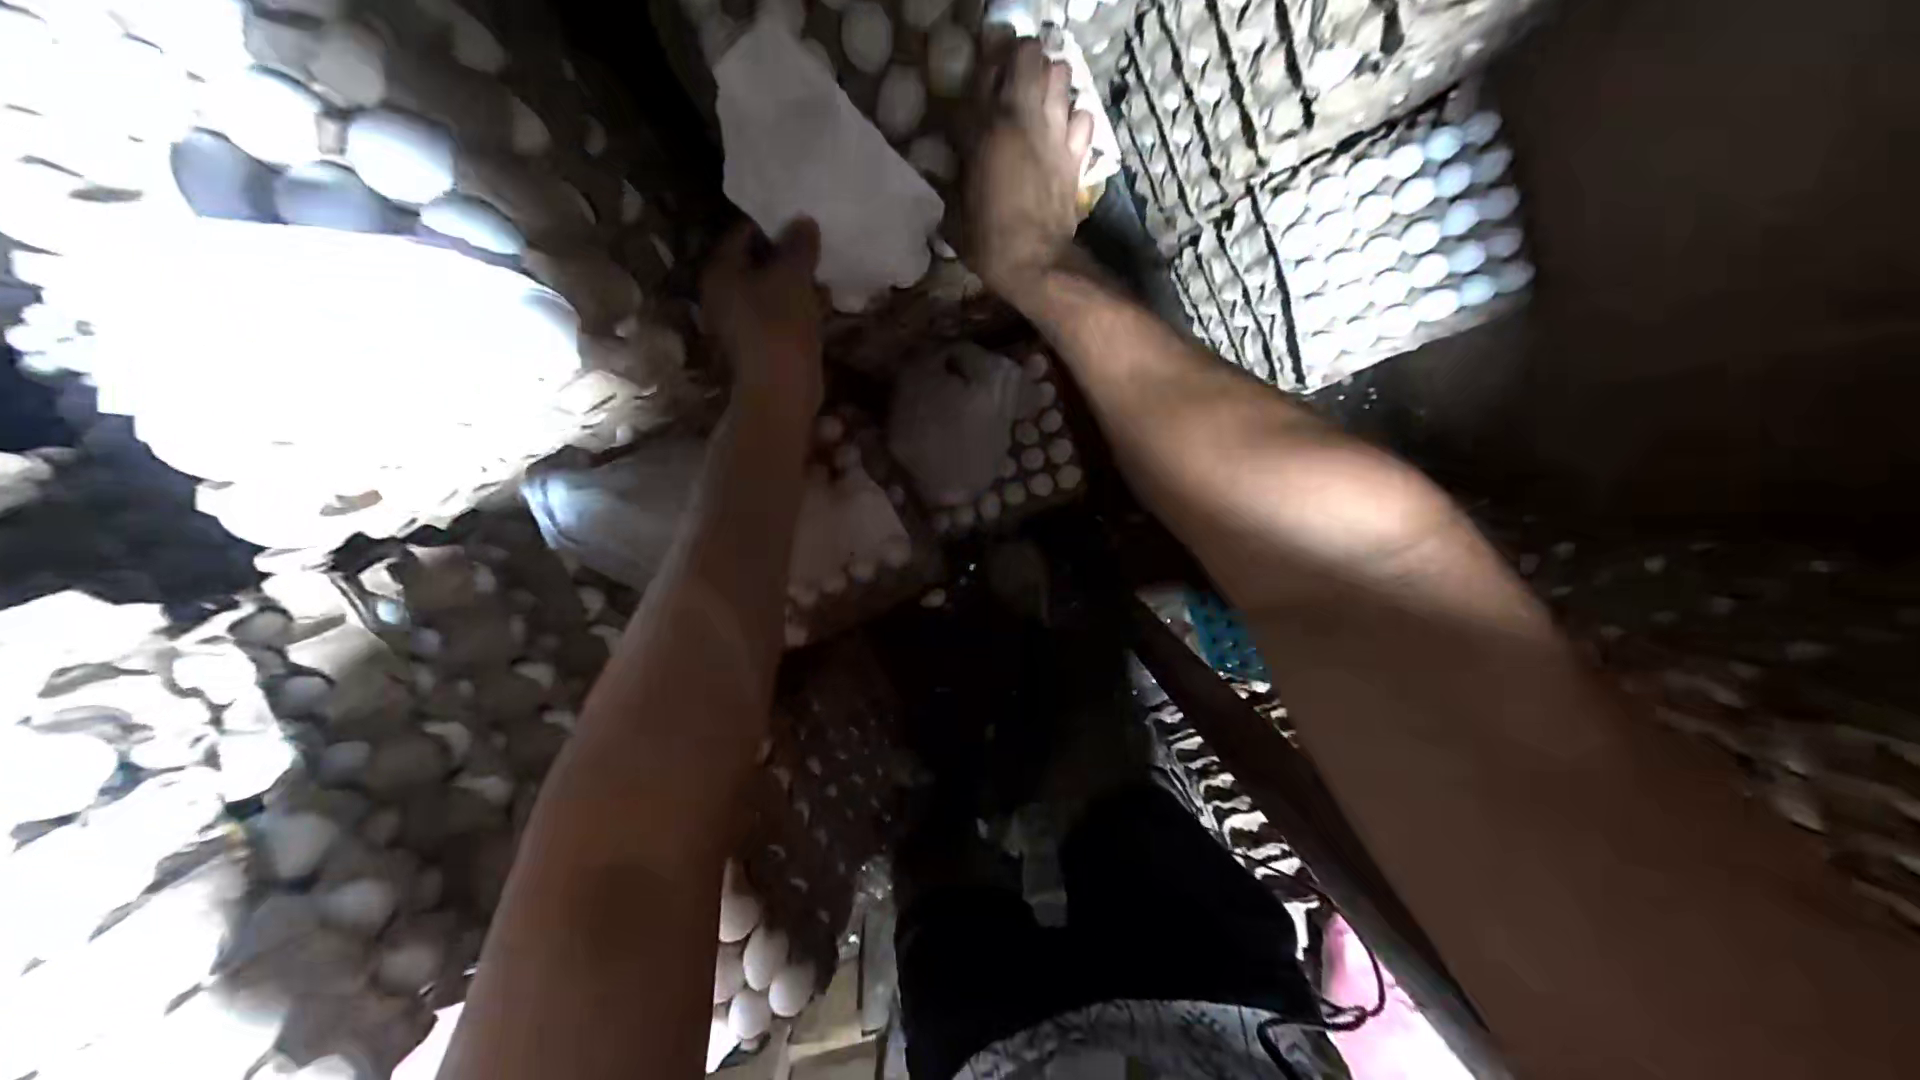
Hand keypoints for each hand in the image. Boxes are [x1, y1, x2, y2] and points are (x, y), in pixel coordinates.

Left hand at [700, 217, 824, 418]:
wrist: (782, 389)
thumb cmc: (780, 326)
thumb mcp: (792, 276)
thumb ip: (798, 244)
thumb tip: (804, 221)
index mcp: (721, 271)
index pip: (744, 232)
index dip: (774, 224)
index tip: (804, 221)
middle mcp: (724, 294)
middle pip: (758, 262)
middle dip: (789, 254)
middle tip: (818, 245)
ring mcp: (743, 321)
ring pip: (772, 289)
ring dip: (798, 282)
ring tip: (825, 273)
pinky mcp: (763, 342)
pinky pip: (782, 314)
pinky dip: (800, 306)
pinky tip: (823, 303)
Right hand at [967, 38, 1094, 309]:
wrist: (1036, 264)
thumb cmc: (988, 242)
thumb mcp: (954, 210)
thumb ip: (948, 179)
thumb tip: (938, 168)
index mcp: (984, 130)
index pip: (985, 71)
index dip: (985, 69)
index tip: (981, 85)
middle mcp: (1022, 119)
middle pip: (1029, 55)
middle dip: (1022, 61)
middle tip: (1014, 80)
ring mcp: (1054, 133)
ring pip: (1062, 74)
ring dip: (1051, 80)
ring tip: (1040, 99)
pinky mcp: (1076, 153)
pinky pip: (1083, 114)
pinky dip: (1075, 115)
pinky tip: (1064, 129)